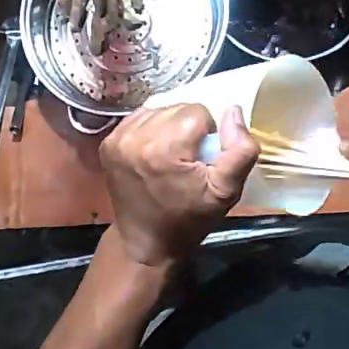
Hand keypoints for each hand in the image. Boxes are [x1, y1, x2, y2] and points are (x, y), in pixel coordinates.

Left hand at [100, 104, 259, 267]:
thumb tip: (233, 111)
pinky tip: (154, 152)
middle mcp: (135, 138)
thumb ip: (240, 151)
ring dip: (169, 127)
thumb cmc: (188, 219)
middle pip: (176, 108)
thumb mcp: (225, 193)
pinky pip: (140, 118)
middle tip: (187, 159)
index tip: (201, 159)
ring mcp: (117, 139)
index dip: (207, 133)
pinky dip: (152, 130)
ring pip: (159, 110)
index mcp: (163, 149)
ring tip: (171, 156)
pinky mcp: (108, 142)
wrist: (146, 240)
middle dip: (188, 128)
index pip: (197, 112)